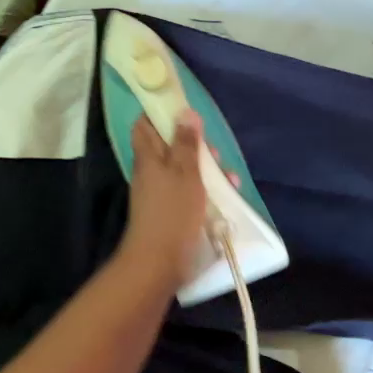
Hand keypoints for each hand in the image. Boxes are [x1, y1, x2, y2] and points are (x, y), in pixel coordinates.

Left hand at [118, 110, 210, 290]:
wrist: (159, 263)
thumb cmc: (173, 212)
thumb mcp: (186, 172)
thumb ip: (186, 142)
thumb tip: (185, 111)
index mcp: (148, 157)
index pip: (144, 125)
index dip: (160, 113)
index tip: (183, 109)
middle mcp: (151, 172)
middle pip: (169, 147)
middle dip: (194, 144)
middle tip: (213, 151)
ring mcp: (161, 193)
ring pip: (184, 170)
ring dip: (206, 169)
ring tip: (228, 175)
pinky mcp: (172, 212)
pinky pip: (190, 192)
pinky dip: (207, 190)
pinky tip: (228, 194)